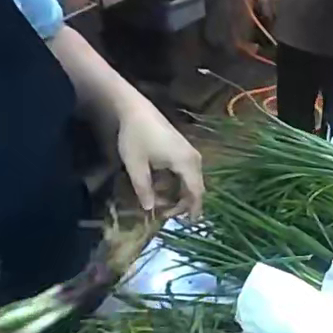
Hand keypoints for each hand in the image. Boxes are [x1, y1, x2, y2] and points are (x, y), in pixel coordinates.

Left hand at [115, 101, 205, 217]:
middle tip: (165, 214)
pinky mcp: (184, 150)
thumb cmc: (136, 136)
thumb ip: (144, 189)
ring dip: (179, 193)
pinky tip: (162, 186)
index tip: (186, 223)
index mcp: (186, 164)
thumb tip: (149, 209)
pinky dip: (178, 183)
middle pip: (196, 188)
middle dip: (183, 203)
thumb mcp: (136, 166)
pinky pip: (187, 172)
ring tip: (161, 201)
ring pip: (191, 181)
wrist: (136, 109)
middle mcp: (194, 159)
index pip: (195, 193)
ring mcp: (190, 153)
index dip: (192, 209)